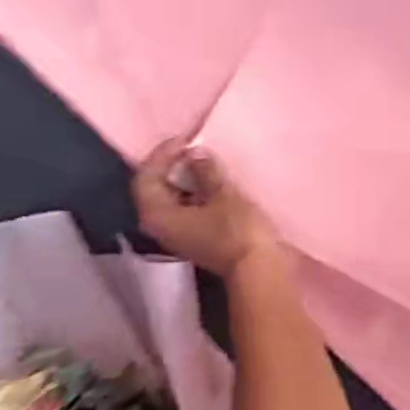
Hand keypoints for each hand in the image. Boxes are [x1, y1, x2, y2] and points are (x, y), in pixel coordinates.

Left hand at [133, 137, 278, 276]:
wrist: (260, 270)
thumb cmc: (239, 231)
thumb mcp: (224, 195)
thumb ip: (206, 171)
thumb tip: (195, 153)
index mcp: (157, 214)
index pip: (148, 176)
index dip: (164, 154)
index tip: (186, 138)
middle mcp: (159, 226)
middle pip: (158, 189)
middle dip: (175, 167)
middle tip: (196, 150)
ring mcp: (179, 236)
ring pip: (176, 201)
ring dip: (189, 182)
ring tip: (209, 166)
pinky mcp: (198, 240)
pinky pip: (191, 211)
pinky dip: (200, 196)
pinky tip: (218, 188)